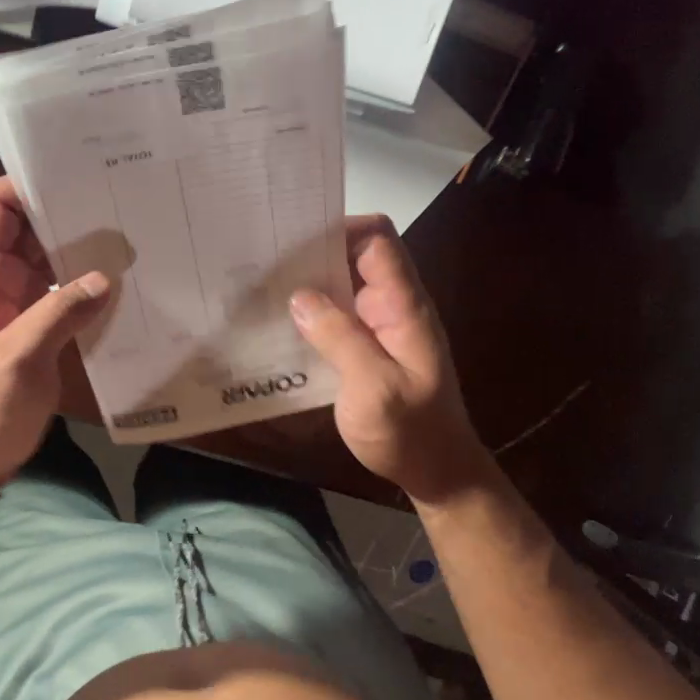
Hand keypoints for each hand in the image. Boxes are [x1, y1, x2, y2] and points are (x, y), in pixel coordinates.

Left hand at [0, 177, 109, 481]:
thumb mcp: (17, 362)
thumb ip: (56, 316)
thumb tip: (105, 277)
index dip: (22, 184)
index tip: (70, 173)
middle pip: (25, 228)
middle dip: (62, 209)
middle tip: (115, 197)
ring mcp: (18, 309)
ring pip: (46, 260)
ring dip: (78, 247)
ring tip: (127, 231)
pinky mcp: (37, 333)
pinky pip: (61, 295)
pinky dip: (84, 284)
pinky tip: (121, 281)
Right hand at [290, 216, 487, 502]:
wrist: (436, 471)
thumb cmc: (409, 430)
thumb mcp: (372, 387)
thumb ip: (339, 338)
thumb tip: (299, 296)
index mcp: (404, 306)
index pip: (378, 241)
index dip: (341, 228)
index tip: (295, 238)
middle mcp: (393, 308)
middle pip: (356, 258)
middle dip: (315, 254)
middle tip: (266, 262)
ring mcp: (381, 330)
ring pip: (343, 288)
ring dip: (309, 286)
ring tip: (263, 290)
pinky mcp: (367, 352)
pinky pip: (338, 319)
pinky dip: (311, 316)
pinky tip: (279, 327)